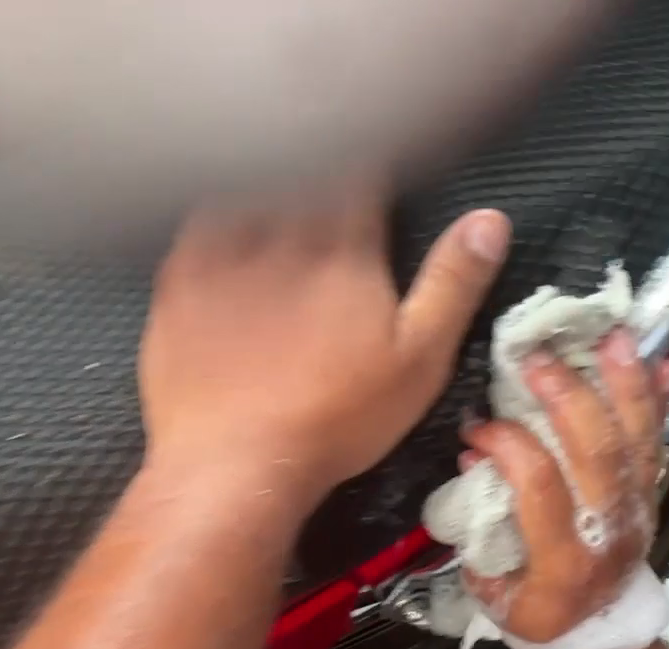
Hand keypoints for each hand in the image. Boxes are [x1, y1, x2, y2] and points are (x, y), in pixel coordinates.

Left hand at [138, 194, 509, 506]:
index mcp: (344, 250)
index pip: (360, 180)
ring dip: (269, 184)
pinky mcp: (178, 283)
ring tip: (281, 190)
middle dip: (320, 169)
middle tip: (330, 173)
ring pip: (247, 192)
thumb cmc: (341, 415)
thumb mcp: (419, 359)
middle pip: (301, 178)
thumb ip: (452, 286)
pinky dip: (215, 213)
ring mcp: (220, 255)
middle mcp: (280, 235)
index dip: (372, 169)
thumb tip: (491, 221)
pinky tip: (221, 222)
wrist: (236, 459)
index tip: (381, 169)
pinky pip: (195, 224)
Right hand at [461, 331, 668, 647]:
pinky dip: (659, 403)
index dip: (510, 447)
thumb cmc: (536, 615)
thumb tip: (475, 458)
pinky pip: (656, 444)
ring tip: (615, 336)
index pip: (543, 489)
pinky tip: (666, 363)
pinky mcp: (651, 498)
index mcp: (564, 565)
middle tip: (536, 358)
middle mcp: (610, 534)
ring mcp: (639, 513)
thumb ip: (480, 531)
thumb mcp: (494, 590)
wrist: (598, 634)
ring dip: (626, 386)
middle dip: (567, 399)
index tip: (477, 426)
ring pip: (636, 443)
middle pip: (598, 455)